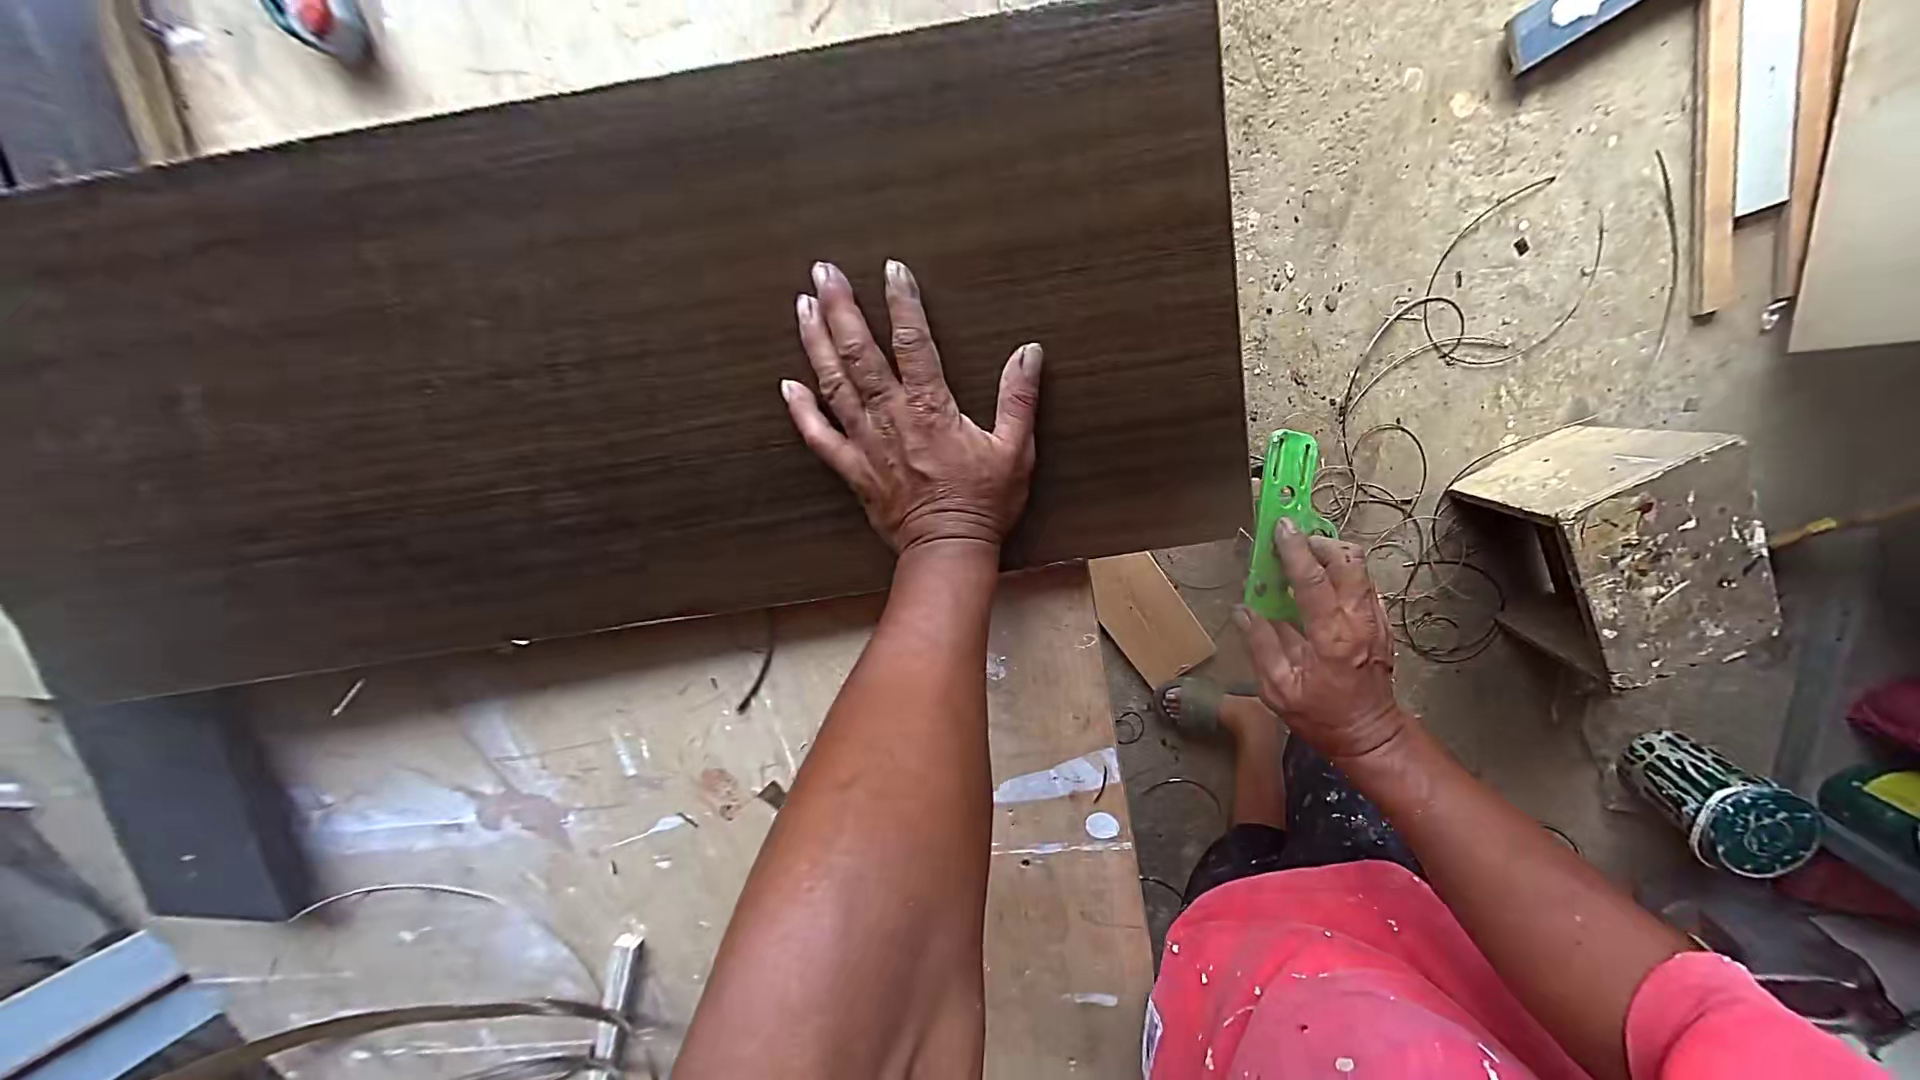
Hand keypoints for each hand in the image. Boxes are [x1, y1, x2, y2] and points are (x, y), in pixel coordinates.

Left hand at [781, 260, 1042, 553]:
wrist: (948, 549)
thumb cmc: (984, 503)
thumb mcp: (1015, 449)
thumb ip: (1019, 399)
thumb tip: (1029, 352)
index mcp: (932, 408)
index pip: (913, 343)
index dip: (902, 302)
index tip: (891, 268)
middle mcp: (892, 417)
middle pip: (859, 353)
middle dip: (841, 308)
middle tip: (824, 270)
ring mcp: (867, 442)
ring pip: (834, 385)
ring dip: (815, 343)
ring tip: (803, 306)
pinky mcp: (853, 469)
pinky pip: (819, 438)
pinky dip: (801, 411)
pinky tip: (787, 385)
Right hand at [1234, 520, 1410, 759]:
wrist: (1369, 734)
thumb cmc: (1321, 715)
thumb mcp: (1277, 688)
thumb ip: (1259, 644)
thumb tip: (1243, 611)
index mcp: (1330, 638)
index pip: (1313, 580)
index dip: (1294, 550)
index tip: (1280, 528)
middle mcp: (1359, 623)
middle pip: (1348, 562)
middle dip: (1319, 542)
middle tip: (1293, 540)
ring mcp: (1375, 621)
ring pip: (1360, 569)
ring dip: (1332, 553)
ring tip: (1304, 555)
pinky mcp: (1380, 623)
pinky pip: (1364, 584)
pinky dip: (1342, 572)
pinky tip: (1321, 581)